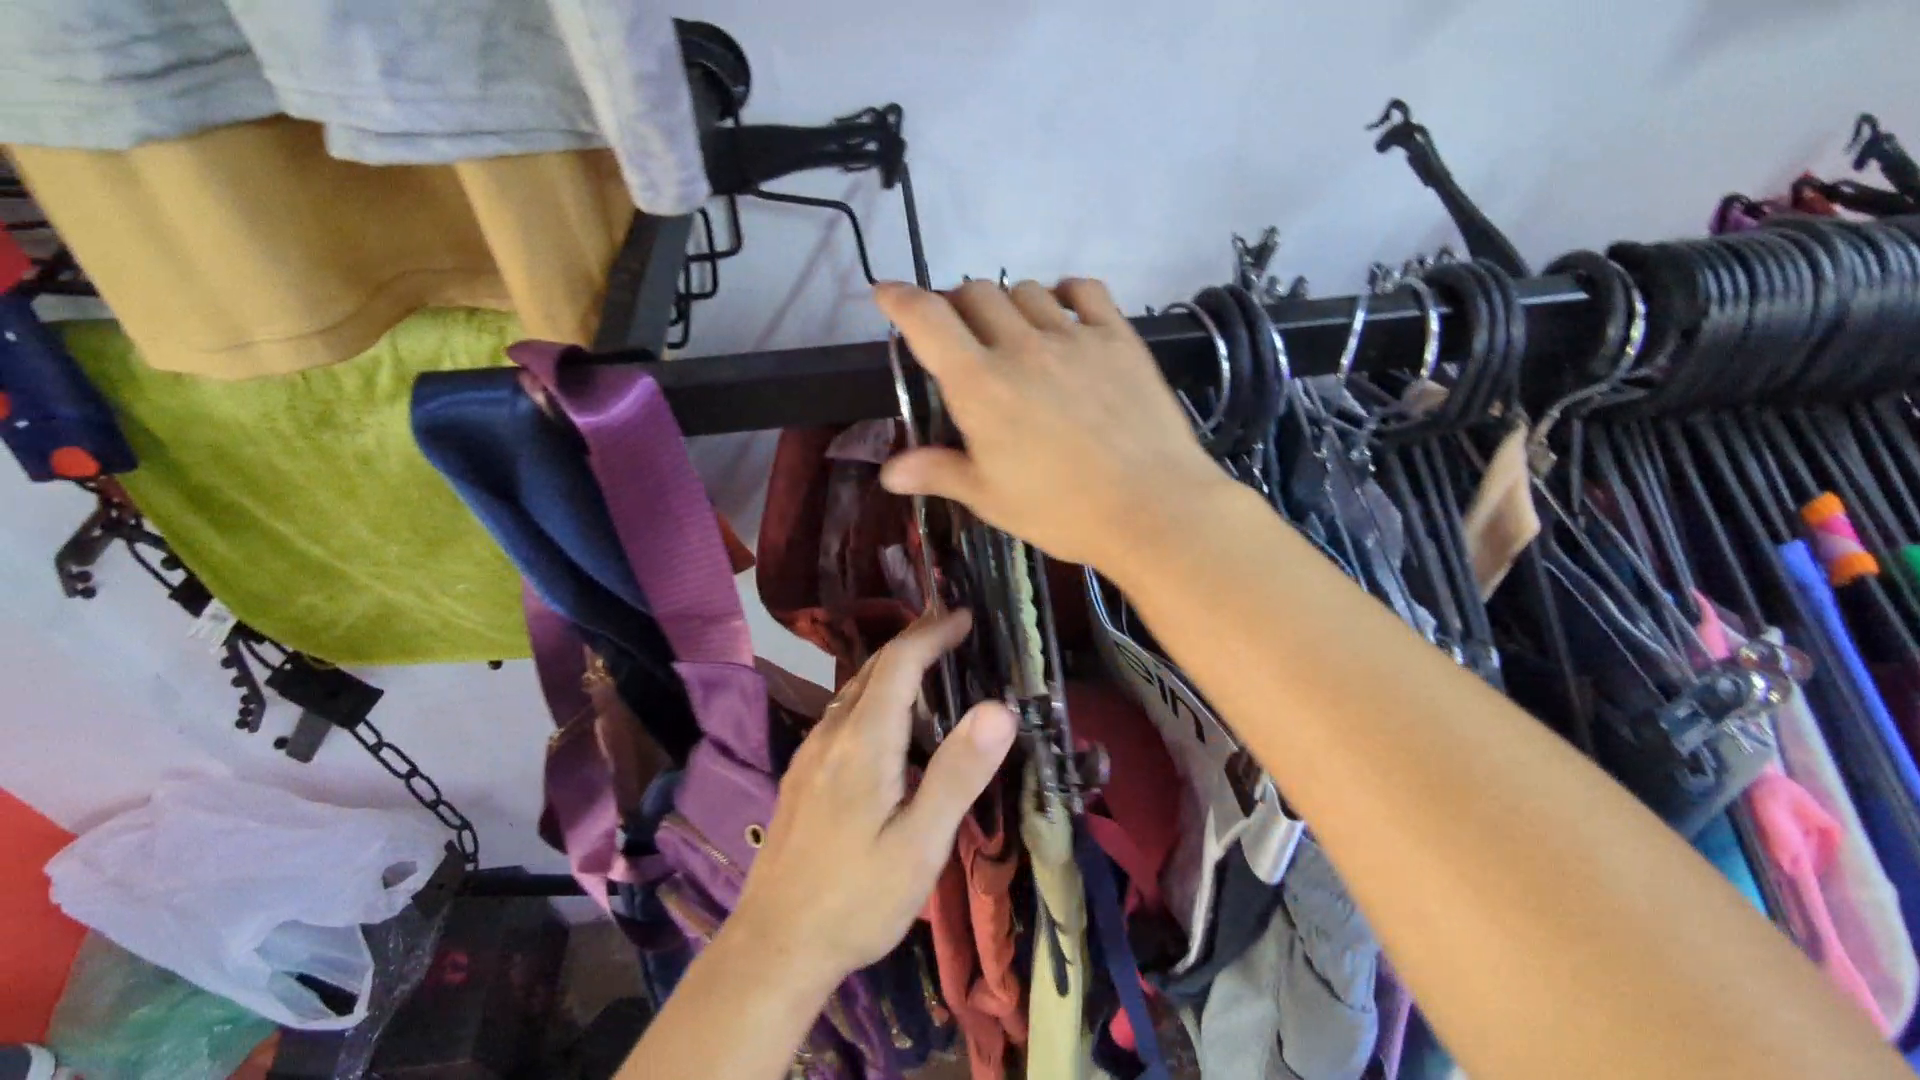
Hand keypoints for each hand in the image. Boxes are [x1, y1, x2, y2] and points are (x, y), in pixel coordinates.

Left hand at [730, 610, 1017, 980]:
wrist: (774, 945)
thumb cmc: (857, 899)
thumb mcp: (920, 844)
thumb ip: (958, 773)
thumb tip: (1000, 707)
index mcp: (863, 742)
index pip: (898, 664)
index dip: (931, 633)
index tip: (964, 616)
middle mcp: (830, 736)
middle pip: (872, 670)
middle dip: (914, 643)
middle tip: (955, 635)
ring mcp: (809, 756)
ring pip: (853, 693)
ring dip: (892, 672)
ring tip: (932, 673)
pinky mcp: (800, 778)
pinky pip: (841, 718)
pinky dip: (874, 700)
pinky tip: (889, 729)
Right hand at [874, 278, 1229, 571]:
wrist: (1152, 508)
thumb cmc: (1062, 510)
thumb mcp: (991, 497)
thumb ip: (939, 472)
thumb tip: (888, 473)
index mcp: (980, 385)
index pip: (927, 319)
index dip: (900, 299)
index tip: (886, 293)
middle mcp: (1021, 346)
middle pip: (975, 293)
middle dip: (956, 305)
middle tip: (960, 334)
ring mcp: (1074, 337)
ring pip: (1025, 289)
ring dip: (1007, 303)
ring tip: (1012, 333)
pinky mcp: (1119, 337)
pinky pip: (1085, 290)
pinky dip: (1064, 292)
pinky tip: (1063, 313)